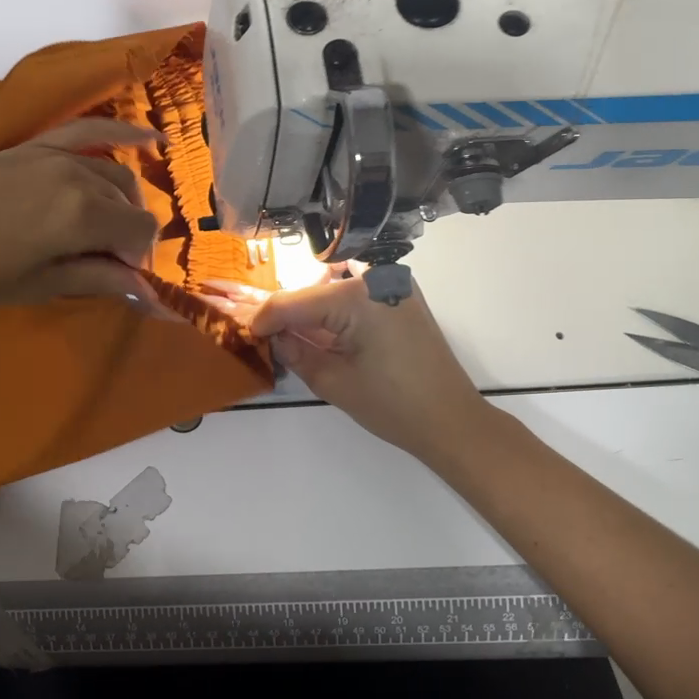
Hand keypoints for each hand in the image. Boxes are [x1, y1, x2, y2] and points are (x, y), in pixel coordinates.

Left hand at [0, 118, 167, 308]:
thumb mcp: (37, 284)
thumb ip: (98, 280)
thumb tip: (151, 296)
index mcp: (84, 215)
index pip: (141, 232)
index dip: (137, 260)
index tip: (115, 279)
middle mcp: (79, 176)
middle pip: (128, 203)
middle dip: (126, 236)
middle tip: (103, 266)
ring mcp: (56, 154)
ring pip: (113, 172)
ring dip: (122, 200)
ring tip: (107, 229)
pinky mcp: (33, 145)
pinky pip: (88, 131)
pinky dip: (121, 131)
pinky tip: (150, 136)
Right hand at [250, 273, 489, 457]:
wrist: (453, 421)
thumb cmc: (394, 406)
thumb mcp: (333, 382)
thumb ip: (295, 352)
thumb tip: (272, 336)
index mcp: (357, 296)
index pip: (293, 302)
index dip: (263, 319)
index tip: (245, 333)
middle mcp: (375, 277)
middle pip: (311, 289)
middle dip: (283, 309)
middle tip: (255, 324)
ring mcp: (392, 282)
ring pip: (330, 286)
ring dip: (306, 306)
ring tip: (282, 328)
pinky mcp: (400, 295)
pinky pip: (354, 292)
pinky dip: (331, 308)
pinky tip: (314, 327)